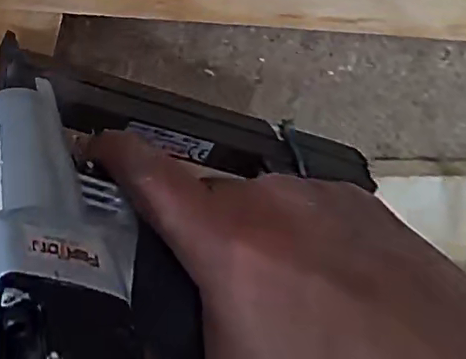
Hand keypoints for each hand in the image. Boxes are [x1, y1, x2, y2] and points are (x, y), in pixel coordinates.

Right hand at [89, 133, 465, 358]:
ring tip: (285, 302)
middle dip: (202, 235)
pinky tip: (332, 292)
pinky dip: (305, 239)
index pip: (151, 175)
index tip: (98, 143)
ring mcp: (323, 198)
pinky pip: (313, 211)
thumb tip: (184, 313)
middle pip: (210, 200)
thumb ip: (195, 323)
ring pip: (265, 207)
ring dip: (260, 242)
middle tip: (213, 287)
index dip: (115, 153)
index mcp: (230, 245)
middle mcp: (272, 203)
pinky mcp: (367, 207)